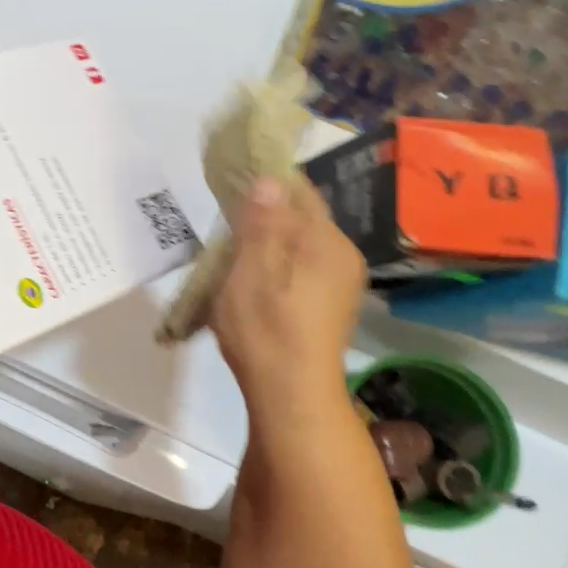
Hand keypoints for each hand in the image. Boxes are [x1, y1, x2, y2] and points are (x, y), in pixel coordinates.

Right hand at [211, 175, 366, 410]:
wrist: (291, 391)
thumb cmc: (266, 328)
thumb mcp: (251, 272)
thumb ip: (262, 225)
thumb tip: (269, 179)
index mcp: (325, 242)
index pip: (300, 193)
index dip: (268, 180)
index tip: (233, 176)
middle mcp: (342, 256)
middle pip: (303, 218)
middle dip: (267, 211)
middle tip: (225, 214)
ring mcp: (339, 282)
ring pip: (302, 244)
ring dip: (270, 239)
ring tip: (234, 247)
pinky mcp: (329, 304)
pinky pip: (302, 266)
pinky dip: (278, 262)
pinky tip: (254, 278)